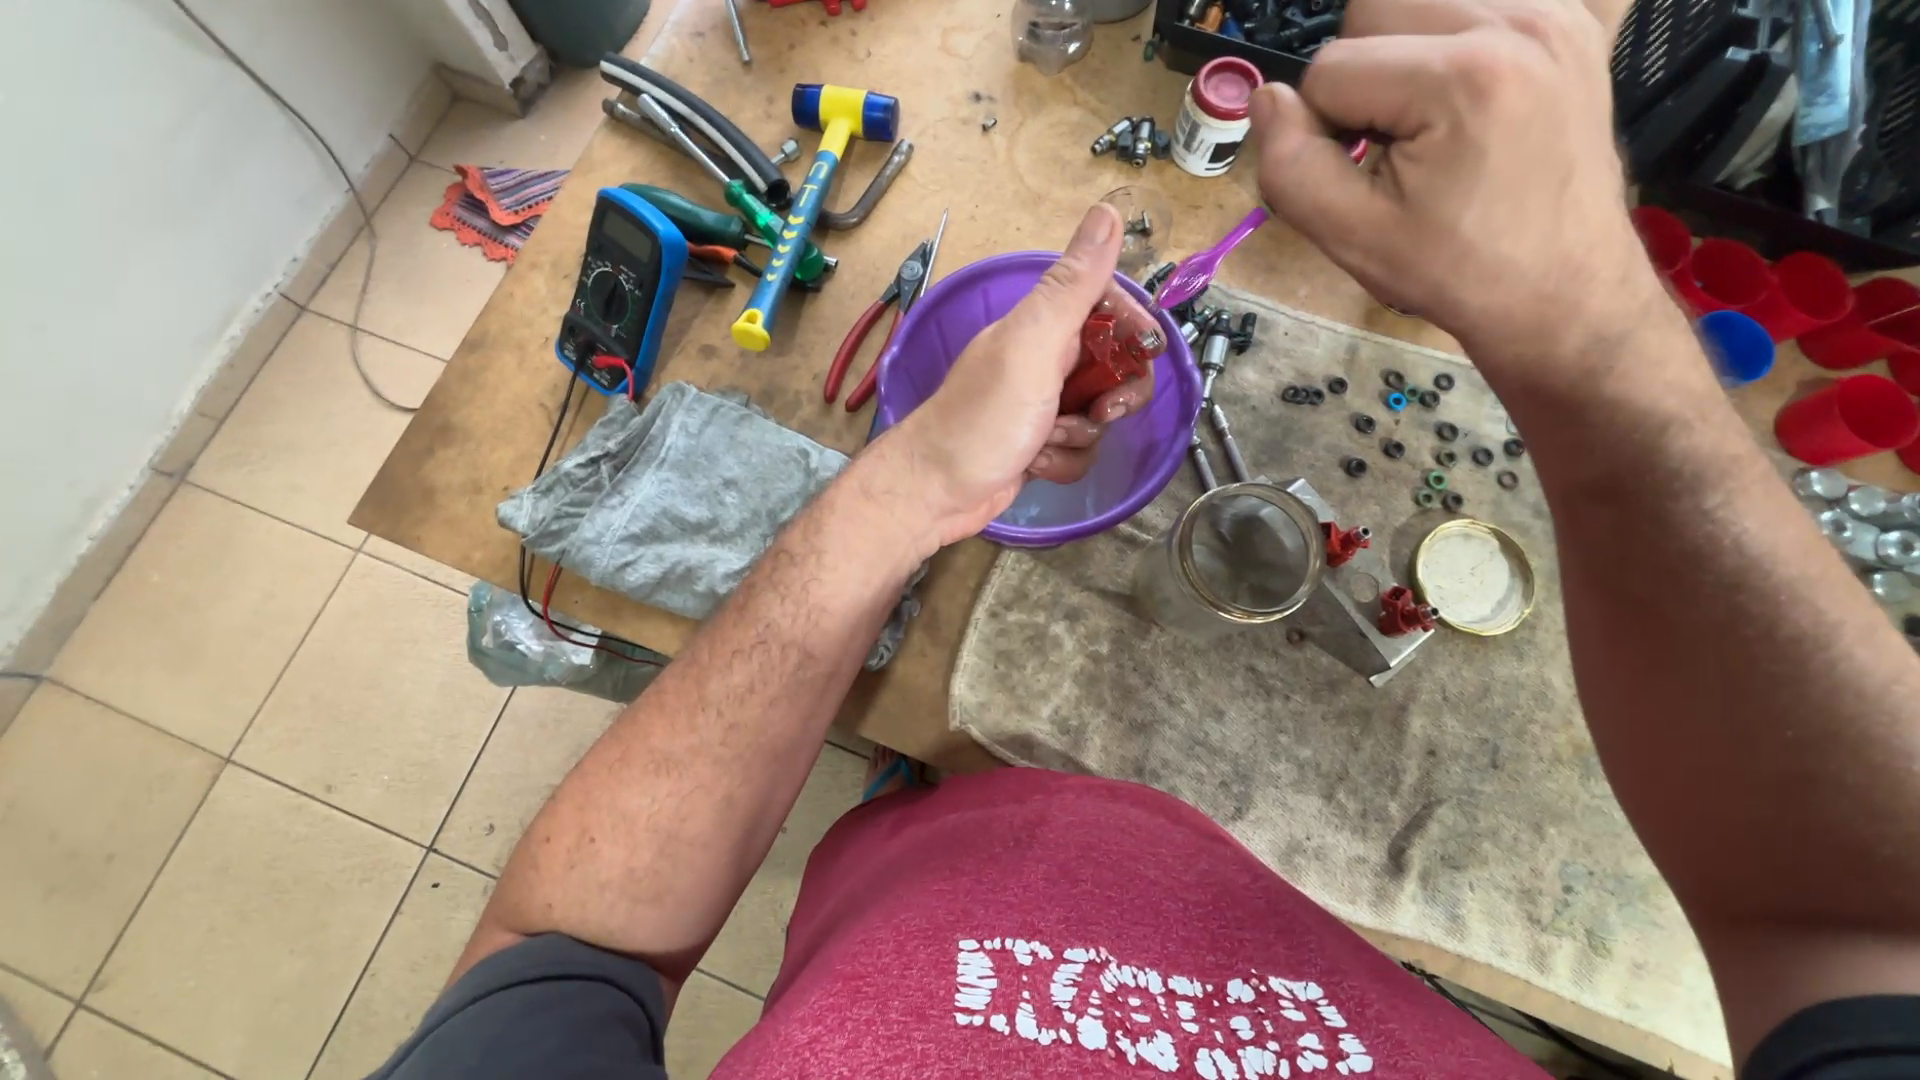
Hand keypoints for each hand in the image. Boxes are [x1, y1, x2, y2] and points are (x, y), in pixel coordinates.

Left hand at [866, 204, 1158, 547]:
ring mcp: (1042, 406)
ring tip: (1045, 442)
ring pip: (1100, 416)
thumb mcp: (1031, 345)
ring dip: (1080, 436)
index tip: (1143, 355)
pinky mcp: (1039, 447)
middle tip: (1098, 412)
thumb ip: (1073, 286)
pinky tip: (1034, 466)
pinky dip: (1063, 463)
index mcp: (1044, 325)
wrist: (937, 492)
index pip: (1112, 309)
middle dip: (1115, 397)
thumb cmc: (983, 418)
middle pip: (1116, 367)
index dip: (1135, 332)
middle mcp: (1045, 360)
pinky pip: (1079, 450)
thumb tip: (1107, 212)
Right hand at [1248, 0, 1669, 379]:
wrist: (1561, 288)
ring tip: (1424, 122)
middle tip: (1388, 144)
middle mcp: (1518, 20)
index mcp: (1462, 79)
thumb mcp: (1352, 238)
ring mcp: (1555, 13)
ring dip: (1399, 56)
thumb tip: (1266, 100)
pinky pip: (1470, 6)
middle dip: (1360, 76)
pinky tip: (1461, 100)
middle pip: (1372, 10)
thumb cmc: (1455, 271)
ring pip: (1417, 2)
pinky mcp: (1571, 20)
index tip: (1359, 177)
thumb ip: (1291, 167)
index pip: (1329, 67)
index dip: (1322, 131)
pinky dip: (1444, 46)